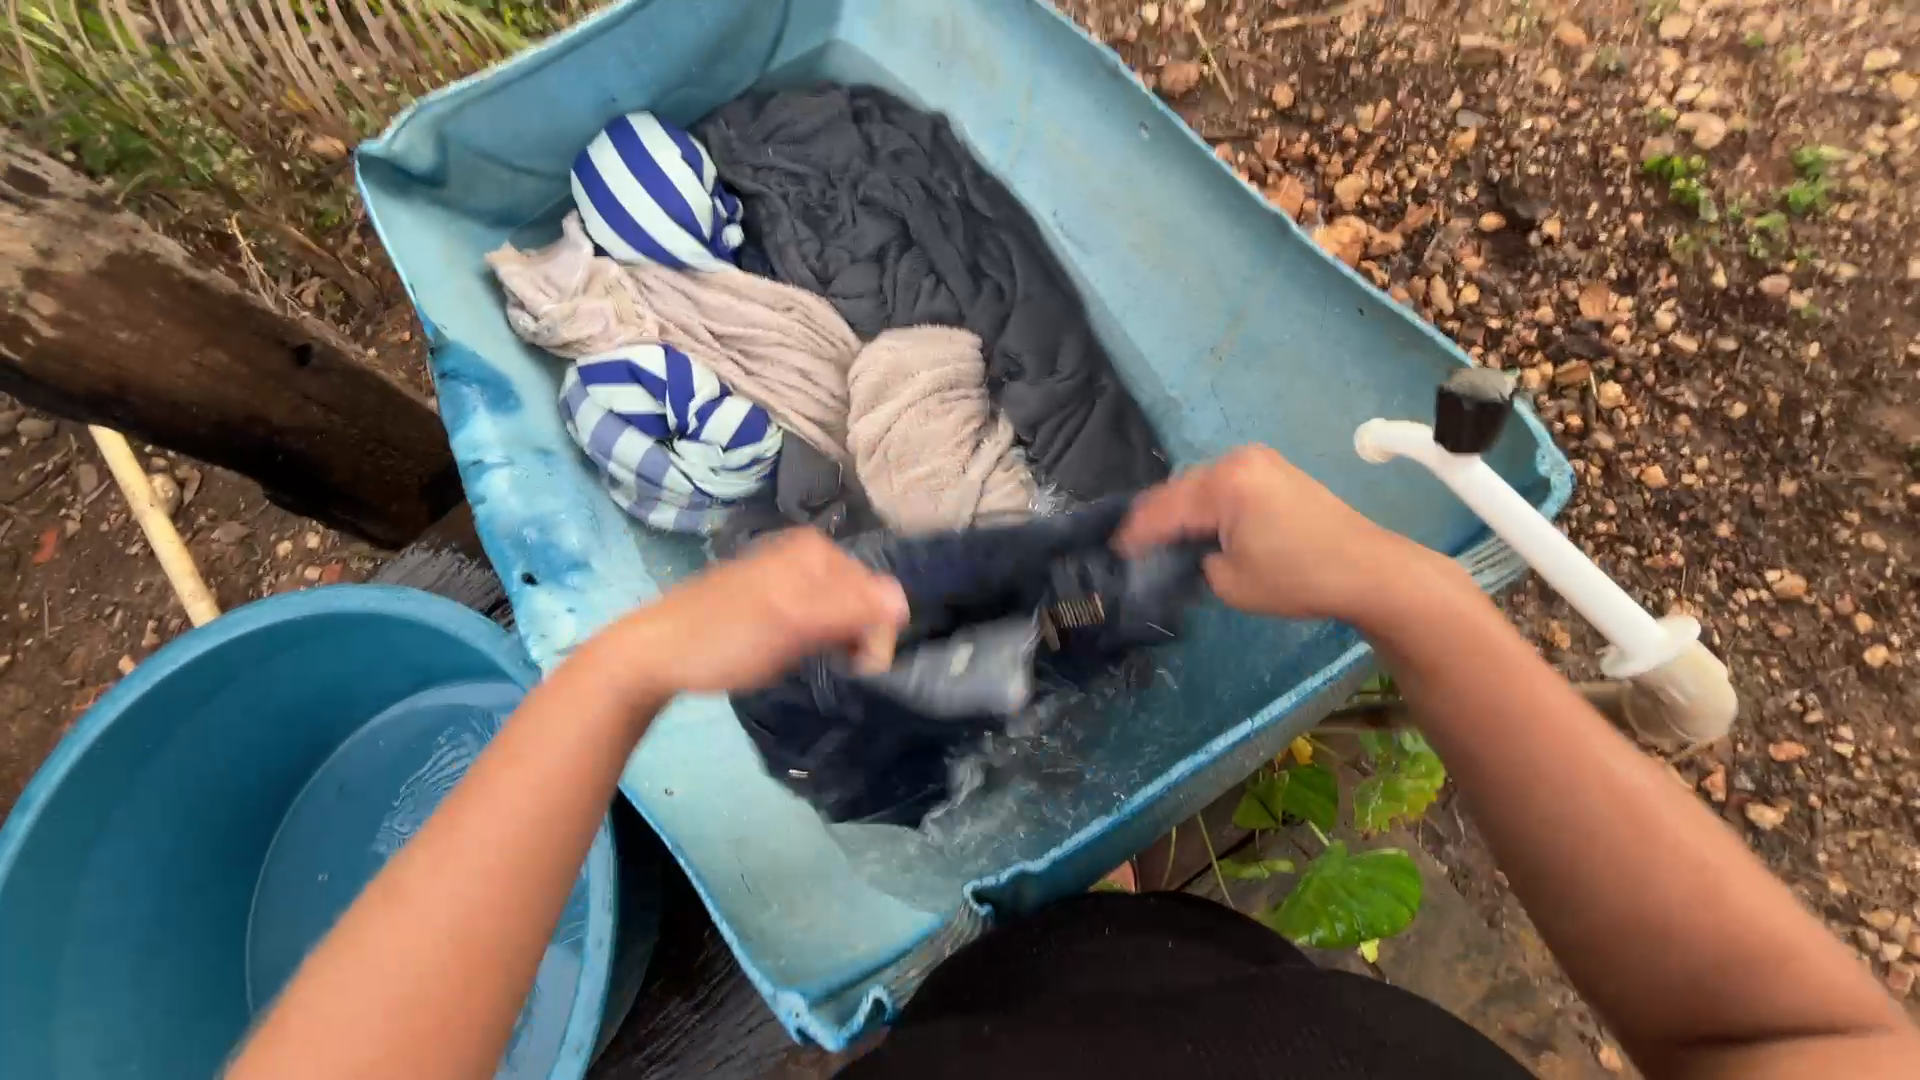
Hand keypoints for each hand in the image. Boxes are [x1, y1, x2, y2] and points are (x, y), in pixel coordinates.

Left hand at [588, 529, 908, 698]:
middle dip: (857, 637)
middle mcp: (810, 556)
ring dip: (839, 641)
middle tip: (831, 667)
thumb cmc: (723, 638)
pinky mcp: (781, 599)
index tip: (857, 669)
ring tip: (809, 660)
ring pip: (845, 612)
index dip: (875, 634)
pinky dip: (821, 639)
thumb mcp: (790, 624)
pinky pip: (823, 617)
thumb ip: (848, 609)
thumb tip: (904, 602)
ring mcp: (794, 577)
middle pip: (864, 600)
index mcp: (817, 553)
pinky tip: (798, 652)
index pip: (879, 593)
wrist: (657, 653)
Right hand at [1114, 445, 1440, 621]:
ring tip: (1162, 541)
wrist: (1369, 570)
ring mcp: (1258, 462)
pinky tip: (1198, 527)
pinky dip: (1205, 506)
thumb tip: (1187, 553)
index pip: (1163, 509)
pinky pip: (1222, 485)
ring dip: (1180, 512)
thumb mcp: (1228, 582)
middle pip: (1178, 490)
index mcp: (1224, 483)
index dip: (1136, 534)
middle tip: (1135, 549)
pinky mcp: (1272, 471)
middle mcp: (1237, 461)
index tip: (1115, 553)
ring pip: (1199, 486)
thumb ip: (1194, 561)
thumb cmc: (1297, 578)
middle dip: (1156, 520)